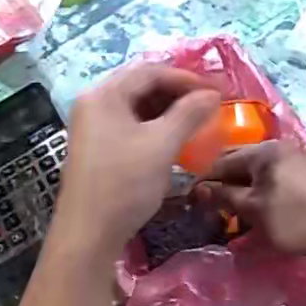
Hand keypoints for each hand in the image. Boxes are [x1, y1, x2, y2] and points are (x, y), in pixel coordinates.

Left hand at [54, 65, 219, 254]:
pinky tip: (174, 141)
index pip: (150, 72)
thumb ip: (189, 114)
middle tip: (208, 105)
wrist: (88, 233)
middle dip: (178, 94)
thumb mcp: (161, 145)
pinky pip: (130, 126)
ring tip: (196, 123)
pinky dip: (154, 128)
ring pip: (136, 108)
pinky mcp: (96, 148)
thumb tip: (212, 95)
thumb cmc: (125, 184)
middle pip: (141, 86)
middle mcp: (93, 103)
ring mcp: (92, 127)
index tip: (216, 92)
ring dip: (168, 111)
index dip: (187, 78)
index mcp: (104, 95)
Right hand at [197, 140, 305, 258]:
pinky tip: (251, 207)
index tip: (190, 200)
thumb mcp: (255, 210)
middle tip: (207, 206)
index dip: (203, 181)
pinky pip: (268, 177)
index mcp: (263, 151)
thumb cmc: (296, 218)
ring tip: (228, 210)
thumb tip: (199, 189)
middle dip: (221, 183)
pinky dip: (255, 190)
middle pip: (237, 162)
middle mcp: (276, 148)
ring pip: (253, 172)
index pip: (221, 161)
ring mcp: (291, 159)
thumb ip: (225, 197)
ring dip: (238, 189)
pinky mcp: (301, 174)